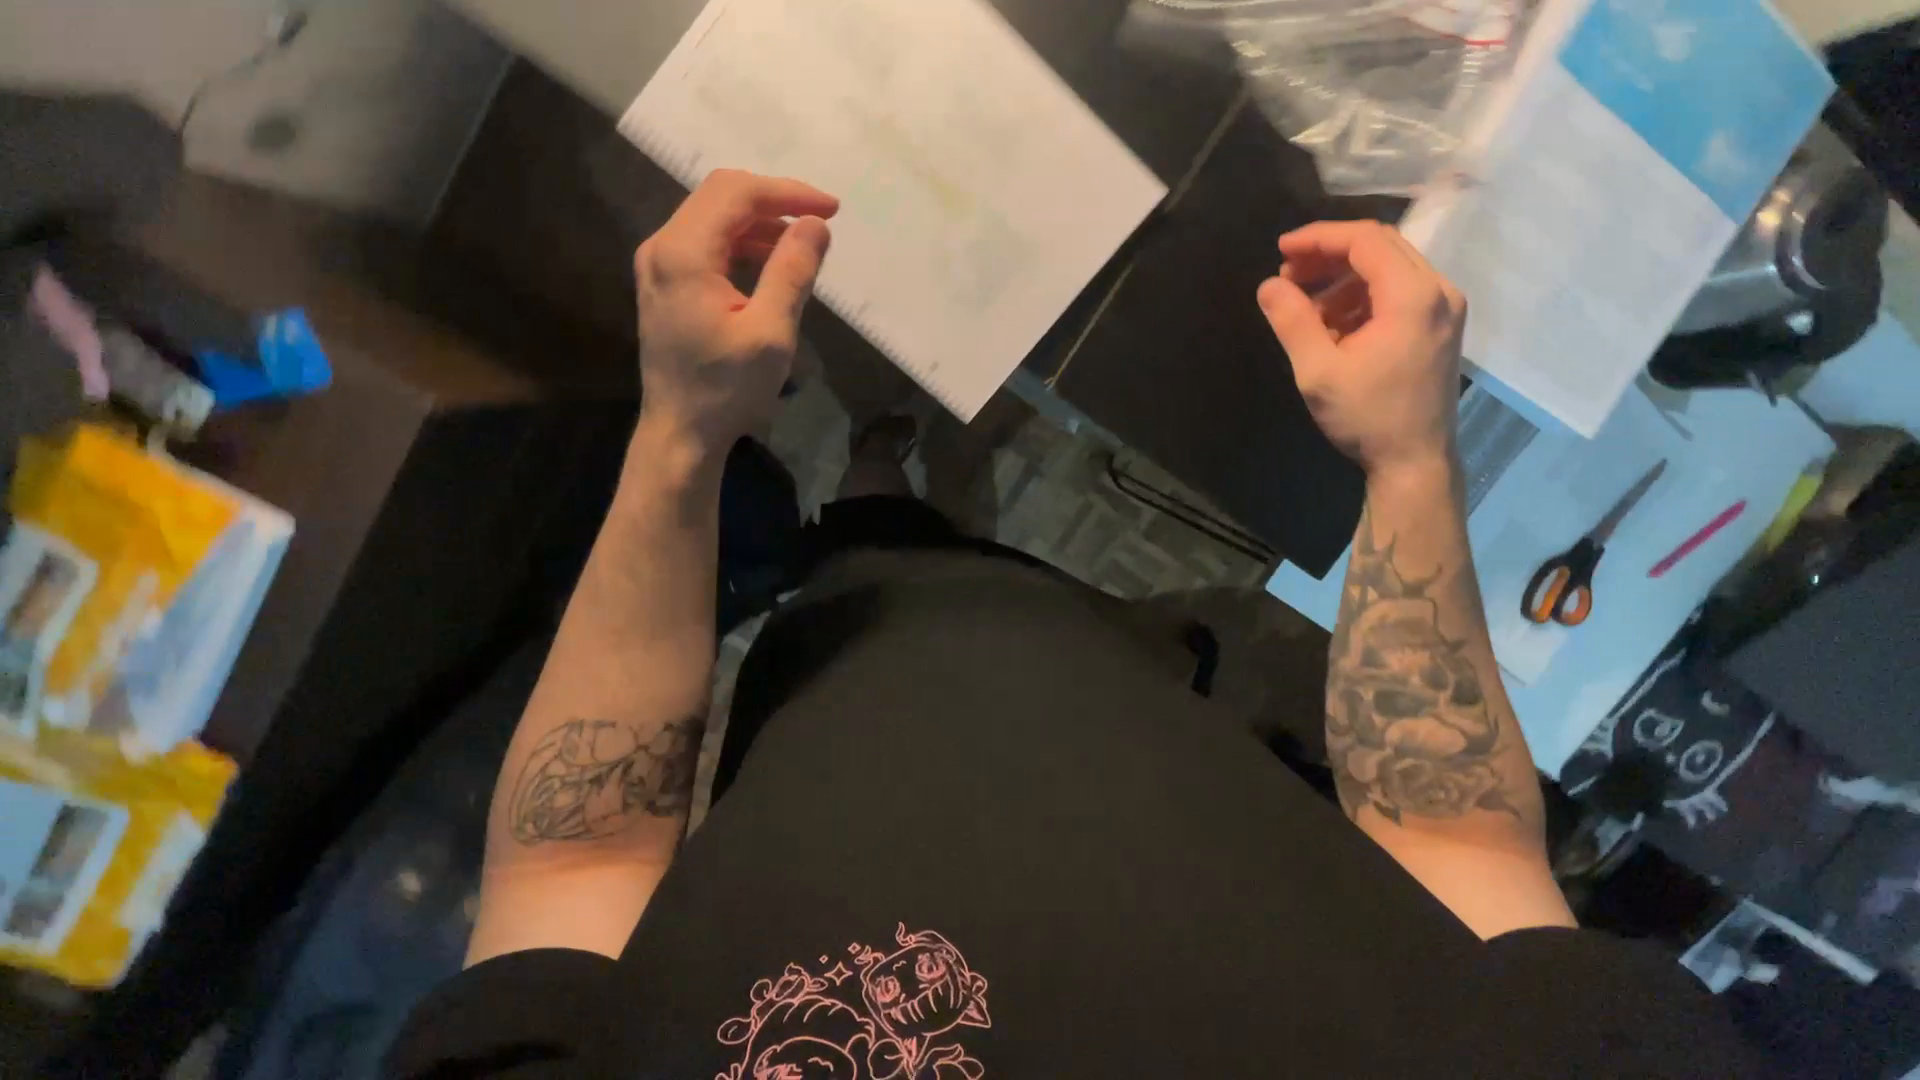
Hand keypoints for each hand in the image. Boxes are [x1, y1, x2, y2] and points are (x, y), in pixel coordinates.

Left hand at [635, 169, 838, 458]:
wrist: (680, 433)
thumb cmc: (727, 389)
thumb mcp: (771, 332)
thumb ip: (792, 272)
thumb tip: (815, 226)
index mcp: (684, 253)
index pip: (737, 193)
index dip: (787, 193)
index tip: (831, 210)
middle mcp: (662, 247)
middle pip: (720, 196)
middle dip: (774, 202)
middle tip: (819, 221)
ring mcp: (658, 265)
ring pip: (712, 218)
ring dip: (759, 223)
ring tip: (801, 245)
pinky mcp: (664, 284)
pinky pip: (705, 244)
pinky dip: (741, 244)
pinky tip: (769, 263)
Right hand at [1257, 221, 1466, 480]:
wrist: (1414, 461)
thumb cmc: (1366, 417)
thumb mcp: (1318, 371)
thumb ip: (1292, 321)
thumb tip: (1268, 285)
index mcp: (1413, 296)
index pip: (1365, 240)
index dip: (1319, 238)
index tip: (1280, 250)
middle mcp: (1438, 291)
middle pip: (1380, 248)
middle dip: (1329, 255)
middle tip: (1288, 275)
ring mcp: (1444, 308)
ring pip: (1389, 269)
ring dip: (1343, 279)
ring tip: (1304, 307)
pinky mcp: (1440, 327)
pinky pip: (1398, 293)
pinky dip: (1361, 298)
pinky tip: (1332, 325)